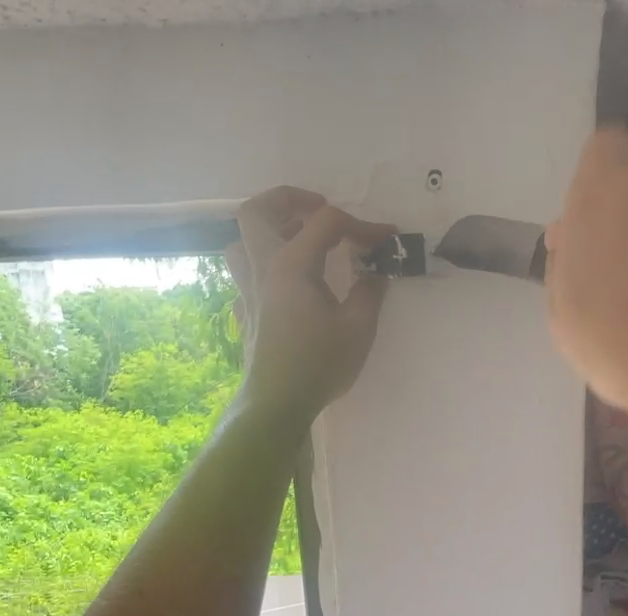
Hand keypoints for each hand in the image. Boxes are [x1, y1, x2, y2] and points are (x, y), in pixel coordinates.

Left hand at [225, 187, 395, 424]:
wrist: (278, 403)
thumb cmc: (320, 364)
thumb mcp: (359, 327)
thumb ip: (369, 292)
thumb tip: (374, 274)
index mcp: (292, 263)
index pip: (327, 223)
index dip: (361, 224)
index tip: (386, 237)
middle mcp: (263, 268)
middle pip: (257, 212)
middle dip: (287, 200)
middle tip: (318, 211)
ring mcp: (247, 292)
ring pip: (240, 243)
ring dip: (266, 234)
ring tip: (295, 242)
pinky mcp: (245, 316)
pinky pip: (245, 279)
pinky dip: (263, 271)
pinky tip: (285, 288)